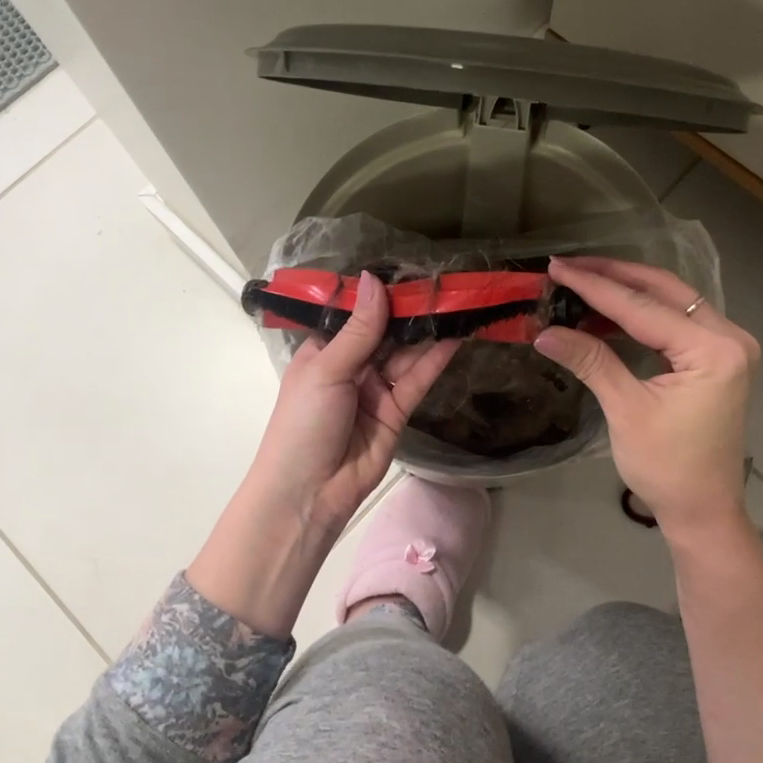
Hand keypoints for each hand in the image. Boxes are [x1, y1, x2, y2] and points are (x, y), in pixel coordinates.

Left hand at [237, 270, 459, 535]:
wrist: (308, 493)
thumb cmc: (302, 424)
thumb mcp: (326, 369)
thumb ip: (359, 329)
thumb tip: (374, 279)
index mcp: (323, 350)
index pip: (355, 313)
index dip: (380, 293)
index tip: (409, 268)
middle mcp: (350, 365)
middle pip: (385, 331)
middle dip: (411, 310)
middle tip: (445, 282)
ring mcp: (375, 389)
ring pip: (406, 353)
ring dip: (429, 330)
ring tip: (460, 302)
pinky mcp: (397, 411)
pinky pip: (418, 379)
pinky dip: (436, 358)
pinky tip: (456, 335)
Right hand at [534, 256, 757, 533]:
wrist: (702, 510)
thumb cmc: (667, 467)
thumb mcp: (626, 410)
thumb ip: (591, 361)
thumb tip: (545, 332)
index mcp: (713, 350)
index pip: (644, 308)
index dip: (597, 287)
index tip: (559, 268)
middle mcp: (729, 338)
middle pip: (665, 291)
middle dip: (615, 276)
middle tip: (569, 265)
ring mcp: (728, 347)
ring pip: (672, 302)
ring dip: (628, 292)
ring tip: (582, 283)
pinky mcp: (718, 359)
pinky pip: (676, 322)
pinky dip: (643, 314)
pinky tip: (608, 313)